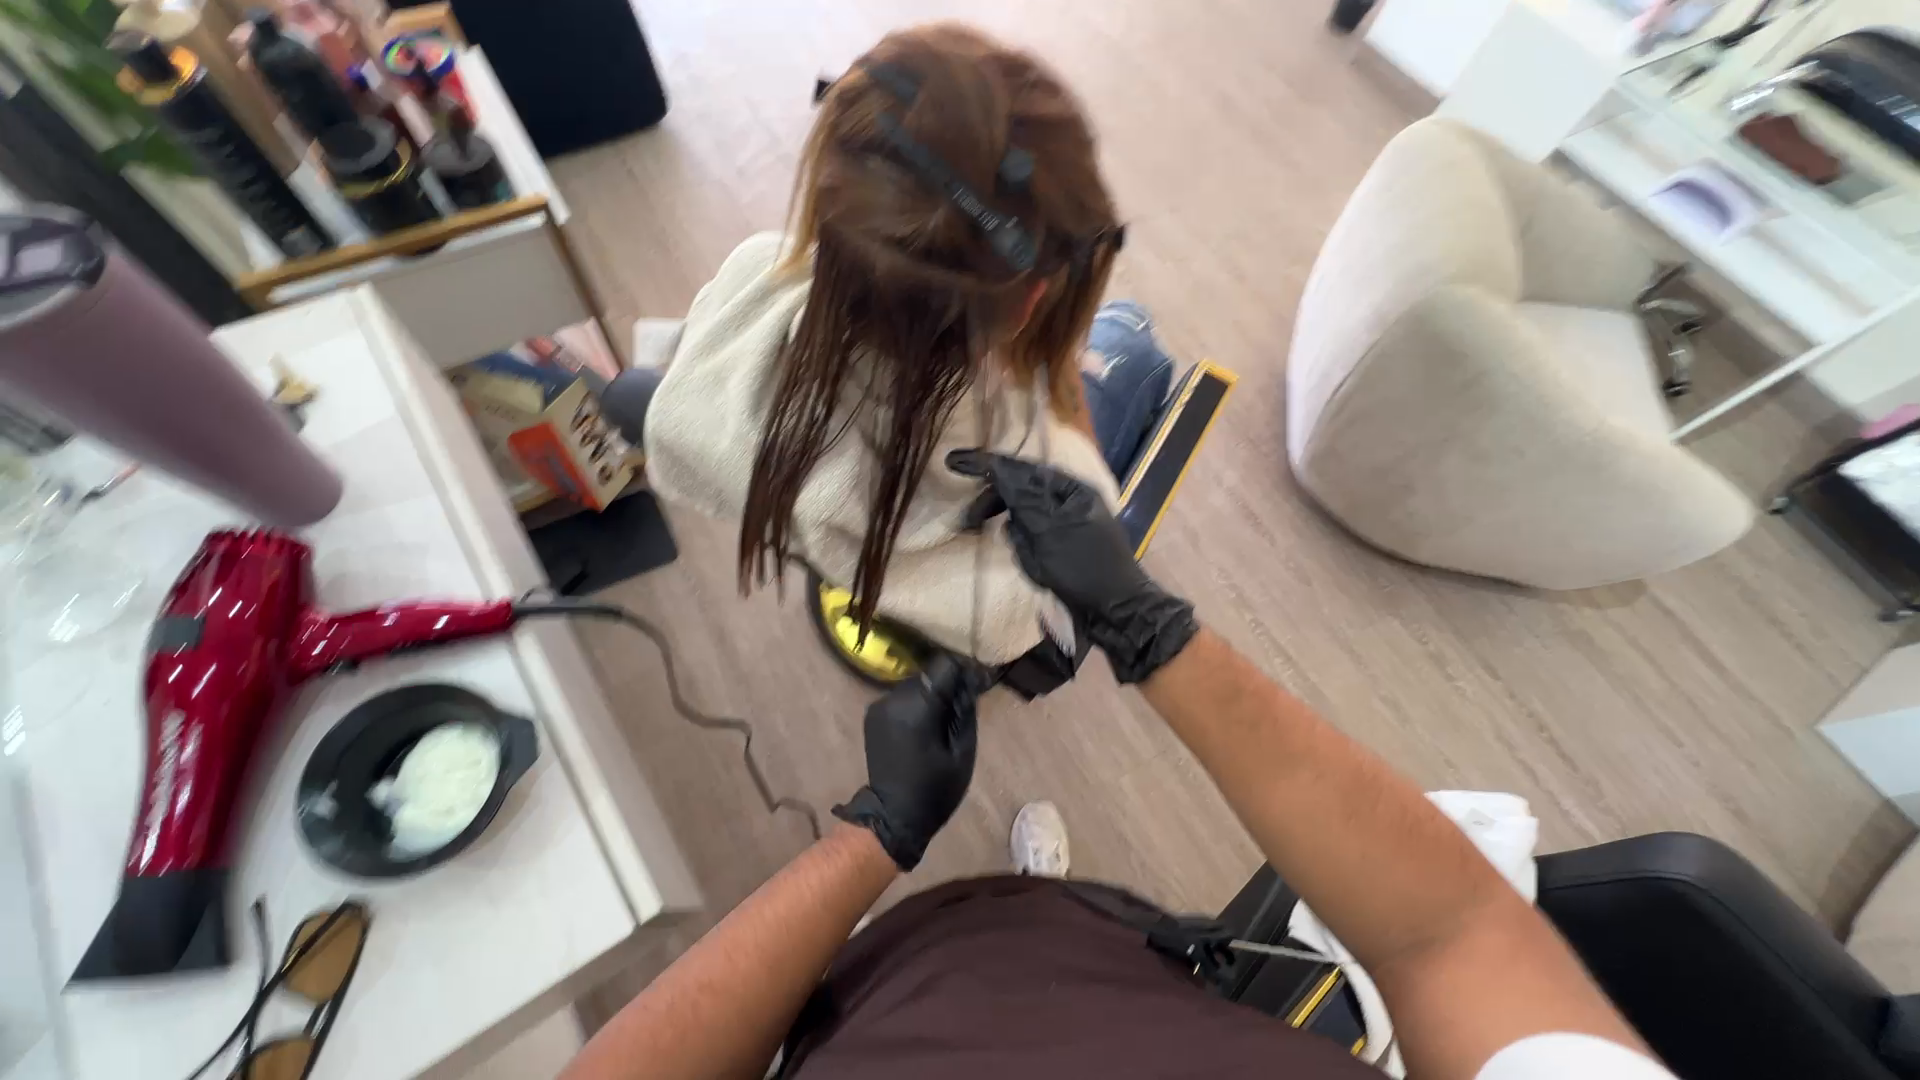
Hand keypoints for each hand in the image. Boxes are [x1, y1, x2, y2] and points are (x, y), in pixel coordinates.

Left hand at [833, 653, 985, 869]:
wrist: (893, 816)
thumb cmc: (935, 789)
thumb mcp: (963, 751)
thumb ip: (965, 710)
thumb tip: (970, 681)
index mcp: (918, 707)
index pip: (945, 666)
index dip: (964, 672)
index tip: (978, 684)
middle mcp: (894, 698)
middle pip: (929, 674)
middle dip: (948, 684)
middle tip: (964, 705)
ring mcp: (879, 705)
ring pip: (915, 684)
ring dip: (931, 694)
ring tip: (943, 718)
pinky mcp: (872, 714)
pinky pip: (901, 697)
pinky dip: (915, 704)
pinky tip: (924, 725)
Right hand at [947, 449, 1196, 683]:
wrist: (1116, 612)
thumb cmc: (1084, 567)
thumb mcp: (1049, 530)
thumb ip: (1022, 497)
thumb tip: (996, 468)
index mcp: (1070, 488)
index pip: (1021, 468)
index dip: (986, 464)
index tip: (952, 461)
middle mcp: (1068, 502)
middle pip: (1020, 492)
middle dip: (996, 505)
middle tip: (968, 520)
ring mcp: (1065, 526)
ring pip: (1023, 520)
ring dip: (1016, 536)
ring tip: (1021, 556)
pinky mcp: (1061, 550)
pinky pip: (1032, 542)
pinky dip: (1026, 553)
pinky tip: (1034, 569)